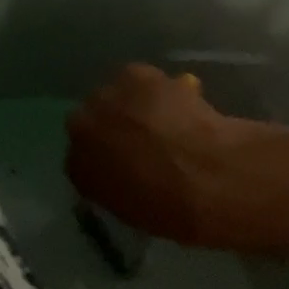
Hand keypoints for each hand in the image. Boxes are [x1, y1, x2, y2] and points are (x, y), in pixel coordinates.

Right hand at [65, 63, 233, 245]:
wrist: (209, 177)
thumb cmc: (176, 210)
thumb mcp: (136, 213)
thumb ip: (116, 188)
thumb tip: (121, 173)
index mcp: (79, 168)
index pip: (80, 160)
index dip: (103, 160)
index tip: (123, 165)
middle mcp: (81, 128)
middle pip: (89, 120)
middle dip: (110, 127)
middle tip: (141, 140)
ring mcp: (105, 97)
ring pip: (112, 96)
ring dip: (129, 105)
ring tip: (162, 119)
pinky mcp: (133, 74)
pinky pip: (137, 80)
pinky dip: (152, 88)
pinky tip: (174, 102)